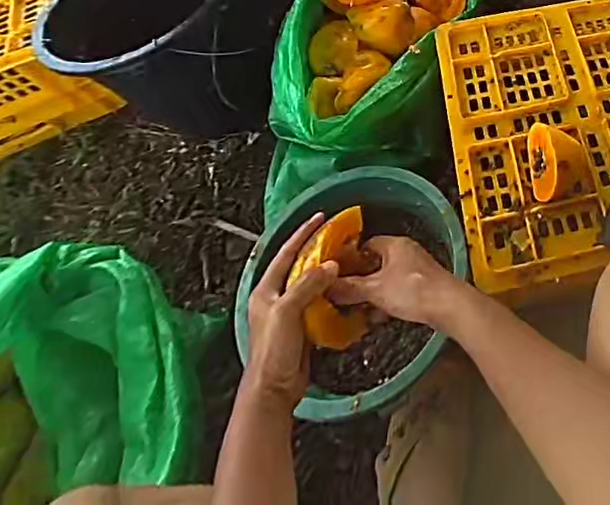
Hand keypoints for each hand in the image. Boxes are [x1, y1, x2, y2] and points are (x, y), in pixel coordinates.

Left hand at [242, 213, 340, 411]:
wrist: (274, 391)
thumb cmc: (273, 351)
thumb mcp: (287, 311)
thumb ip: (307, 285)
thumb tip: (330, 265)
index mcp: (265, 290)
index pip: (285, 253)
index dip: (302, 234)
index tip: (320, 218)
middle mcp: (276, 298)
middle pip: (299, 265)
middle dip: (316, 250)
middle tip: (336, 236)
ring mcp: (289, 312)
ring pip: (310, 283)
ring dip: (325, 271)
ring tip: (344, 257)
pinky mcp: (302, 325)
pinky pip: (318, 300)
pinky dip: (331, 291)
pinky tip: (343, 287)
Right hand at [328, 236, 466, 328]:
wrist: (447, 305)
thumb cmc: (412, 290)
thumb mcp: (375, 290)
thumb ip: (350, 288)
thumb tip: (327, 287)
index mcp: (394, 244)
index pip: (367, 244)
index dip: (351, 258)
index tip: (336, 273)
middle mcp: (406, 251)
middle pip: (376, 263)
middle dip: (361, 280)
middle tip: (345, 295)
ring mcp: (416, 268)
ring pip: (387, 278)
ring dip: (374, 294)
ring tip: (360, 310)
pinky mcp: (423, 284)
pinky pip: (399, 290)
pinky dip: (388, 301)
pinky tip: (380, 317)